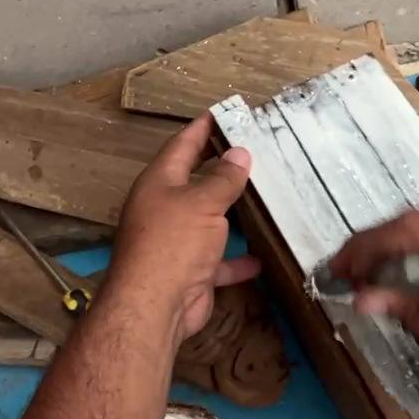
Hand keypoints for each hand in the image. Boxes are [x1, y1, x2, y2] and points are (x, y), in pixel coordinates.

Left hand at [108, 115, 260, 341]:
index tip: (220, 114)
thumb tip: (240, 154)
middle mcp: (165, 208)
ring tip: (261, 196)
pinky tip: (261, 258)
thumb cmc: (174, 242)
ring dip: (231, 212)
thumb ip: (224, 178)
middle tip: (249, 150)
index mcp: (160, 183)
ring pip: (208, 220)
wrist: (156, 304)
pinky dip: (238, 259)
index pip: (182, 146)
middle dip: (219, 167)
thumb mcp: (202, 202)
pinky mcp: (191, 270)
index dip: (201, 129)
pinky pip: (219, 260)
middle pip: (195, 181)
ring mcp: (177, 241)